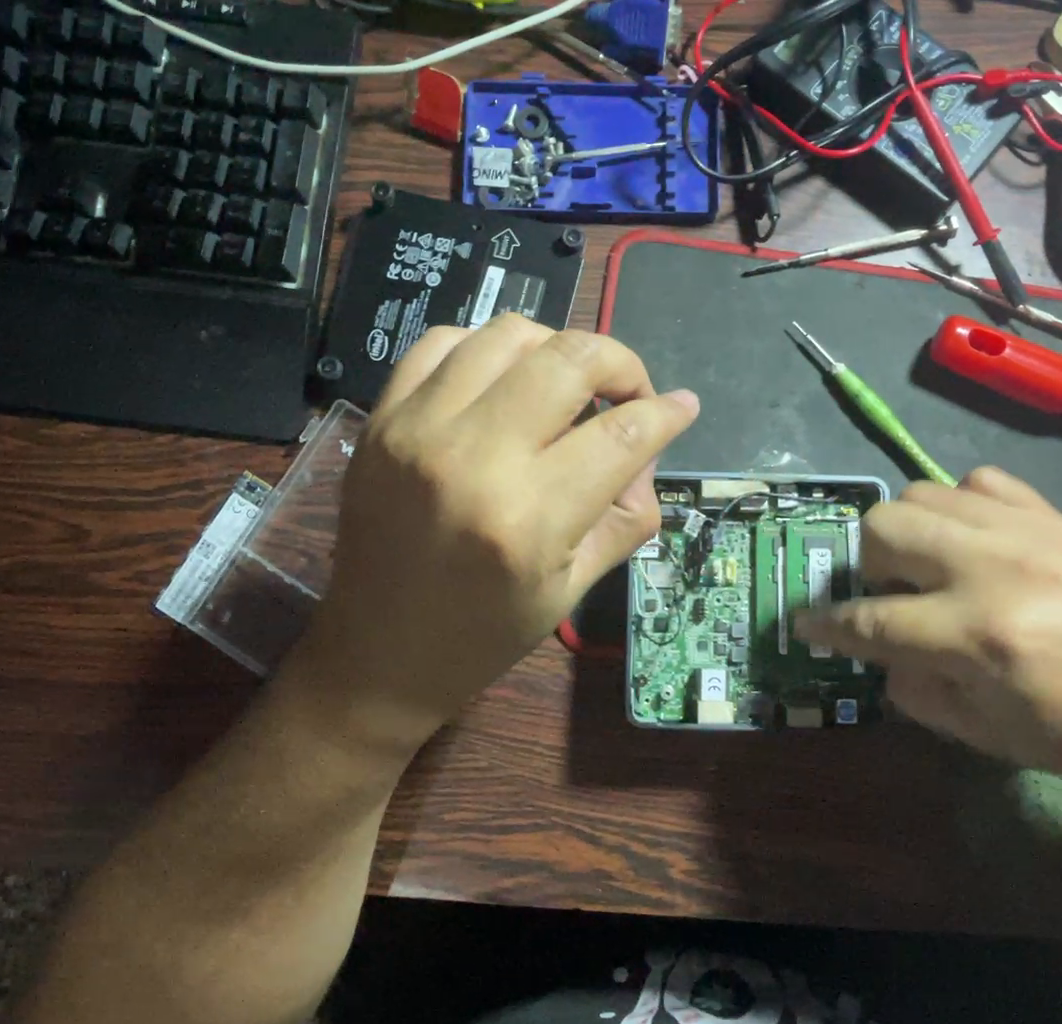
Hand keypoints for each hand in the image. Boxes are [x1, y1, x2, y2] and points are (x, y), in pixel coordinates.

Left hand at [300, 315, 698, 742]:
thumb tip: (649, 446)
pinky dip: (486, 348)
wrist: (379, 652)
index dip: (666, 414)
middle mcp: (474, 458)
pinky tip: (503, 382)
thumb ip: (626, 515)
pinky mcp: (381, 419)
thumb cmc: (484, 634)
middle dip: (621, 364)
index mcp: (529, 518)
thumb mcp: (572, 588)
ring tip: (567, 386)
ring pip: (509, 333)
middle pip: (571, 359)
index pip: (621, 435)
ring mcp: (418, 429)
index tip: (681, 408)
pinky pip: (443, 342)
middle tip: (628, 393)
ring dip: (556, 349)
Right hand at [794, 468, 1061, 812]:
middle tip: (882, 596)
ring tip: (926, 568)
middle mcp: (997, 568)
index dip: (825, 624)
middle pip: (884, 528)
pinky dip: (959, 507)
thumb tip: (876, 650)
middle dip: (863, 565)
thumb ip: (912, 689)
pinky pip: (983, 482)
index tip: (803, 623)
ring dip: (906, 531)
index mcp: (978, 636)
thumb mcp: (983, 734)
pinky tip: (973, 543)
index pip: (869, 619)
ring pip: (924, 492)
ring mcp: (1033, 533)